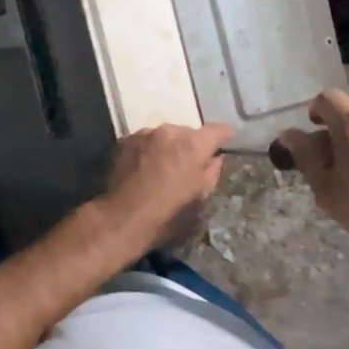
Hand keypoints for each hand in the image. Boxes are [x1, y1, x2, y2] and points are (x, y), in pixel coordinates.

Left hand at [101, 123, 235, 245]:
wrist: (122, 218)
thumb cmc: (167, 214)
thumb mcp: (199, 199)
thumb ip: (211, 174)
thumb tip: (215, 159)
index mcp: (193, 145)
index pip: (217, 130)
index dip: (224, 135)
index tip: (226, 140)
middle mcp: (169, 131)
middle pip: (188, 133)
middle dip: (191, 146)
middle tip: (187, 166)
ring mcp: (144, 134)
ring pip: (164, 136)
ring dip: (167, 147)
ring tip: (162, 168)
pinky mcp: (124, 141)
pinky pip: (144, 141)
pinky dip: (148, 150)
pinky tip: (143, 169)